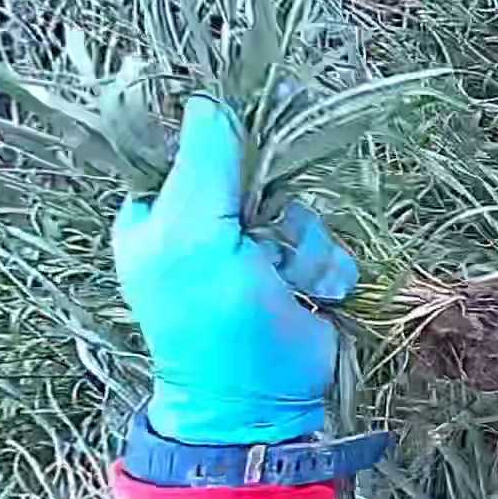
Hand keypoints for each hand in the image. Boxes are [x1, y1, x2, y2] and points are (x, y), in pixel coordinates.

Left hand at [114, 96, 357, 445]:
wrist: (265, 395)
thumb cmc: (216, 320)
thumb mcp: (196, 238)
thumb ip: (204, 171)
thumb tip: (212, 103)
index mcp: (166, 215)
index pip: (206, 159)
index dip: (236, 160)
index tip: (257, 174)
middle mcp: (214, 230)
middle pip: (269, 188)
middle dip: (283, 221)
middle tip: (271, 254)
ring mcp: (263, 257)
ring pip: (307, 222)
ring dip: (312, 254)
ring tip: (299, 288)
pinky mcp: (303, 278)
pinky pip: (331, 252)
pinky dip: (331, 273)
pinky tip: (319, 297)